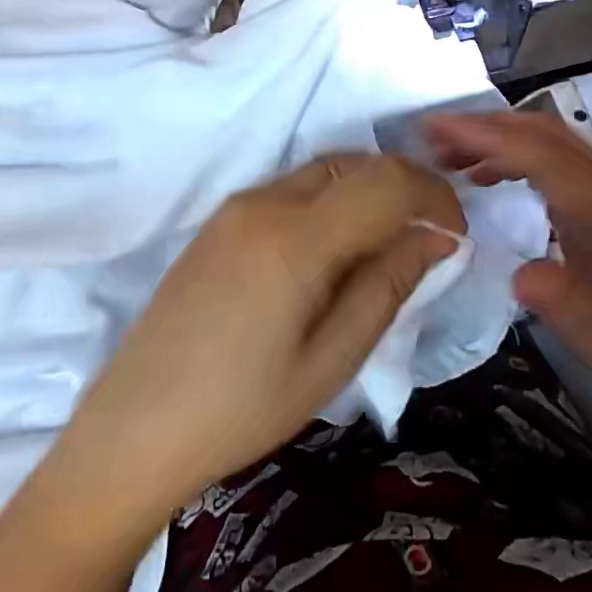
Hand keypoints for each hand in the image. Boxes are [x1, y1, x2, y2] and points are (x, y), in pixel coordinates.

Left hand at [61, 154, 464, 518]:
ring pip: (320, 173)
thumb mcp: (331, 360)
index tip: (455, 235)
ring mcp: (233, 208)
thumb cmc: (241, 409)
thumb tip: (436, 236)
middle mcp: (263, 203)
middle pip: (353, 165)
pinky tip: (330, 254)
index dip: (433, 195)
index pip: (385, 180)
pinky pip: (288, 191)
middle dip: (402, 189)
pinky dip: (327, 204)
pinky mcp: (217, 223)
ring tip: (383, 250)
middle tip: (426, 242)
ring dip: (364, 194)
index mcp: (295, 237)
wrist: (136, 425)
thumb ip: (387, 286)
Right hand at [425, 111, 591, 418]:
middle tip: (430, 136)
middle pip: (544, 133)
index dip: (485, 136)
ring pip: (546, 143)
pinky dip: (510, 158)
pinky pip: (549, 164)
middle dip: (485, 126)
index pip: (541, 154)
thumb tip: (521, 275)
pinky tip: (483, 178)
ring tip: (447, 156)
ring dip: (496, 139)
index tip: (432, 128)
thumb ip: (569, 305)